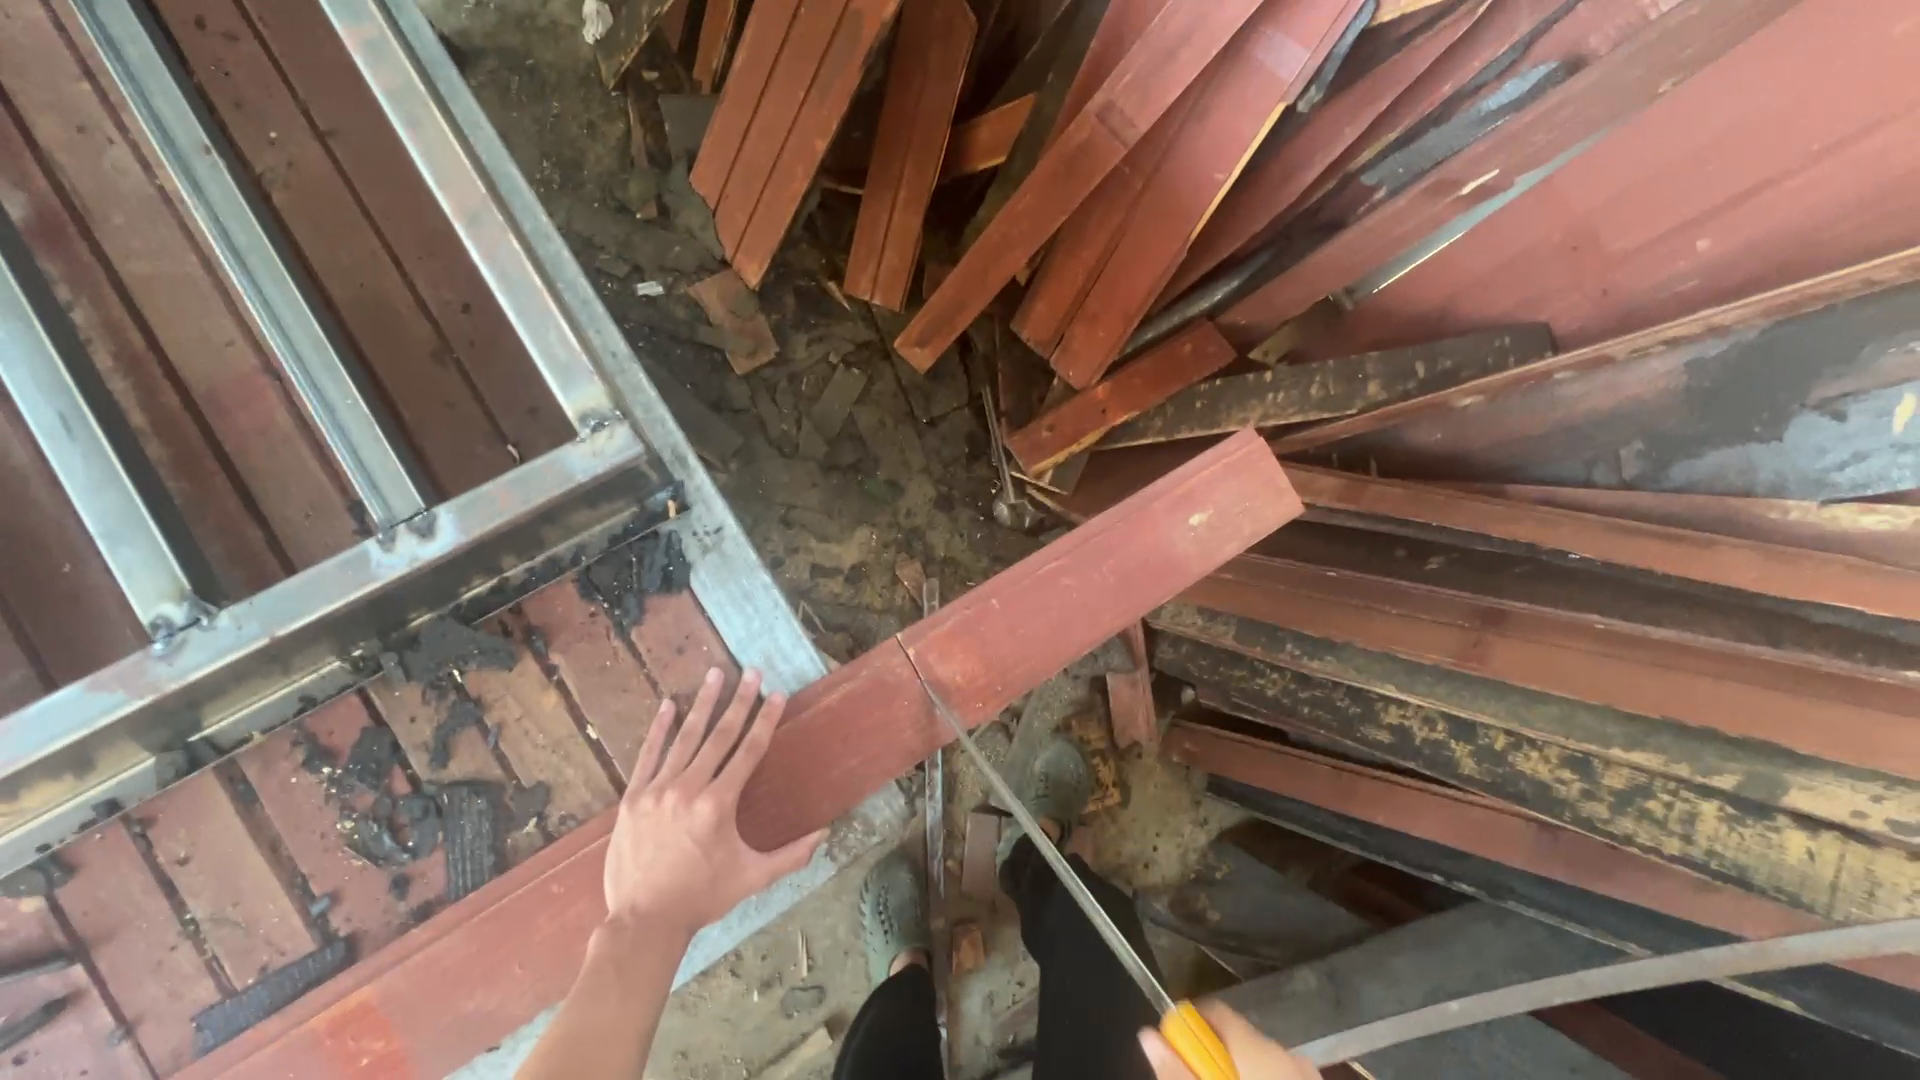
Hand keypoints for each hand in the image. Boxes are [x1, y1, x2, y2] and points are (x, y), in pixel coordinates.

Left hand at [602, 667, 826, 938]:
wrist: (643, 920)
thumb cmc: (703, 898)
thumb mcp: (753, 878)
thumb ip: (791, 855)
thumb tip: (826, 835)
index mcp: (718, 805)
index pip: (748, 751)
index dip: (765, 720)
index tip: (776, 694)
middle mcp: (688, 790)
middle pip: (719, 736)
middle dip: (739, 701)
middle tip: (752, 672)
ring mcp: (657, 791)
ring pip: (685, 739)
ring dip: (703, 704)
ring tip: (715, 674)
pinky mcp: (633, 799)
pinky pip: (648, 756)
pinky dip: (659, 730)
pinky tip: (669, 706)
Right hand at [1140, 1002, 1321, 1079]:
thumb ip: (1178, 1074)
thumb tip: (1148, 1036)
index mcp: (1262, 1051)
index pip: (1214, 1013)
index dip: (1187, 1029)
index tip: (1172, 1054)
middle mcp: (1290, 1056)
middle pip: (1236, 1043)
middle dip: (1211, 1064)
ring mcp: (1309, 1079)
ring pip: (1258, 1068)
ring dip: (1235, 1079)